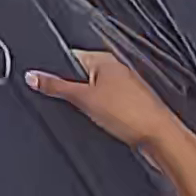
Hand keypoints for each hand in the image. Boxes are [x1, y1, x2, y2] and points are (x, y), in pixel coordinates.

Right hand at [26, 50, 188, 151]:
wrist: (163, 140)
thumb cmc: (131, 114)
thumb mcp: (82, 98)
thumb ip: (54, 86)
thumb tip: (32, 76)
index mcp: (104, 59)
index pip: (68, 55)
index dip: (55, 69)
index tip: (46, 81)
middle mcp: (116, 69)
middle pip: (80, 74)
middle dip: (72, 88)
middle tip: (72, 101)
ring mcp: (126, 87)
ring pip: (94, 91)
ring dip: (89, 102)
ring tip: (92, 113)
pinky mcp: (132, 105)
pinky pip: (107, 104)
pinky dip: (101, 112)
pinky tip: (103, 121)